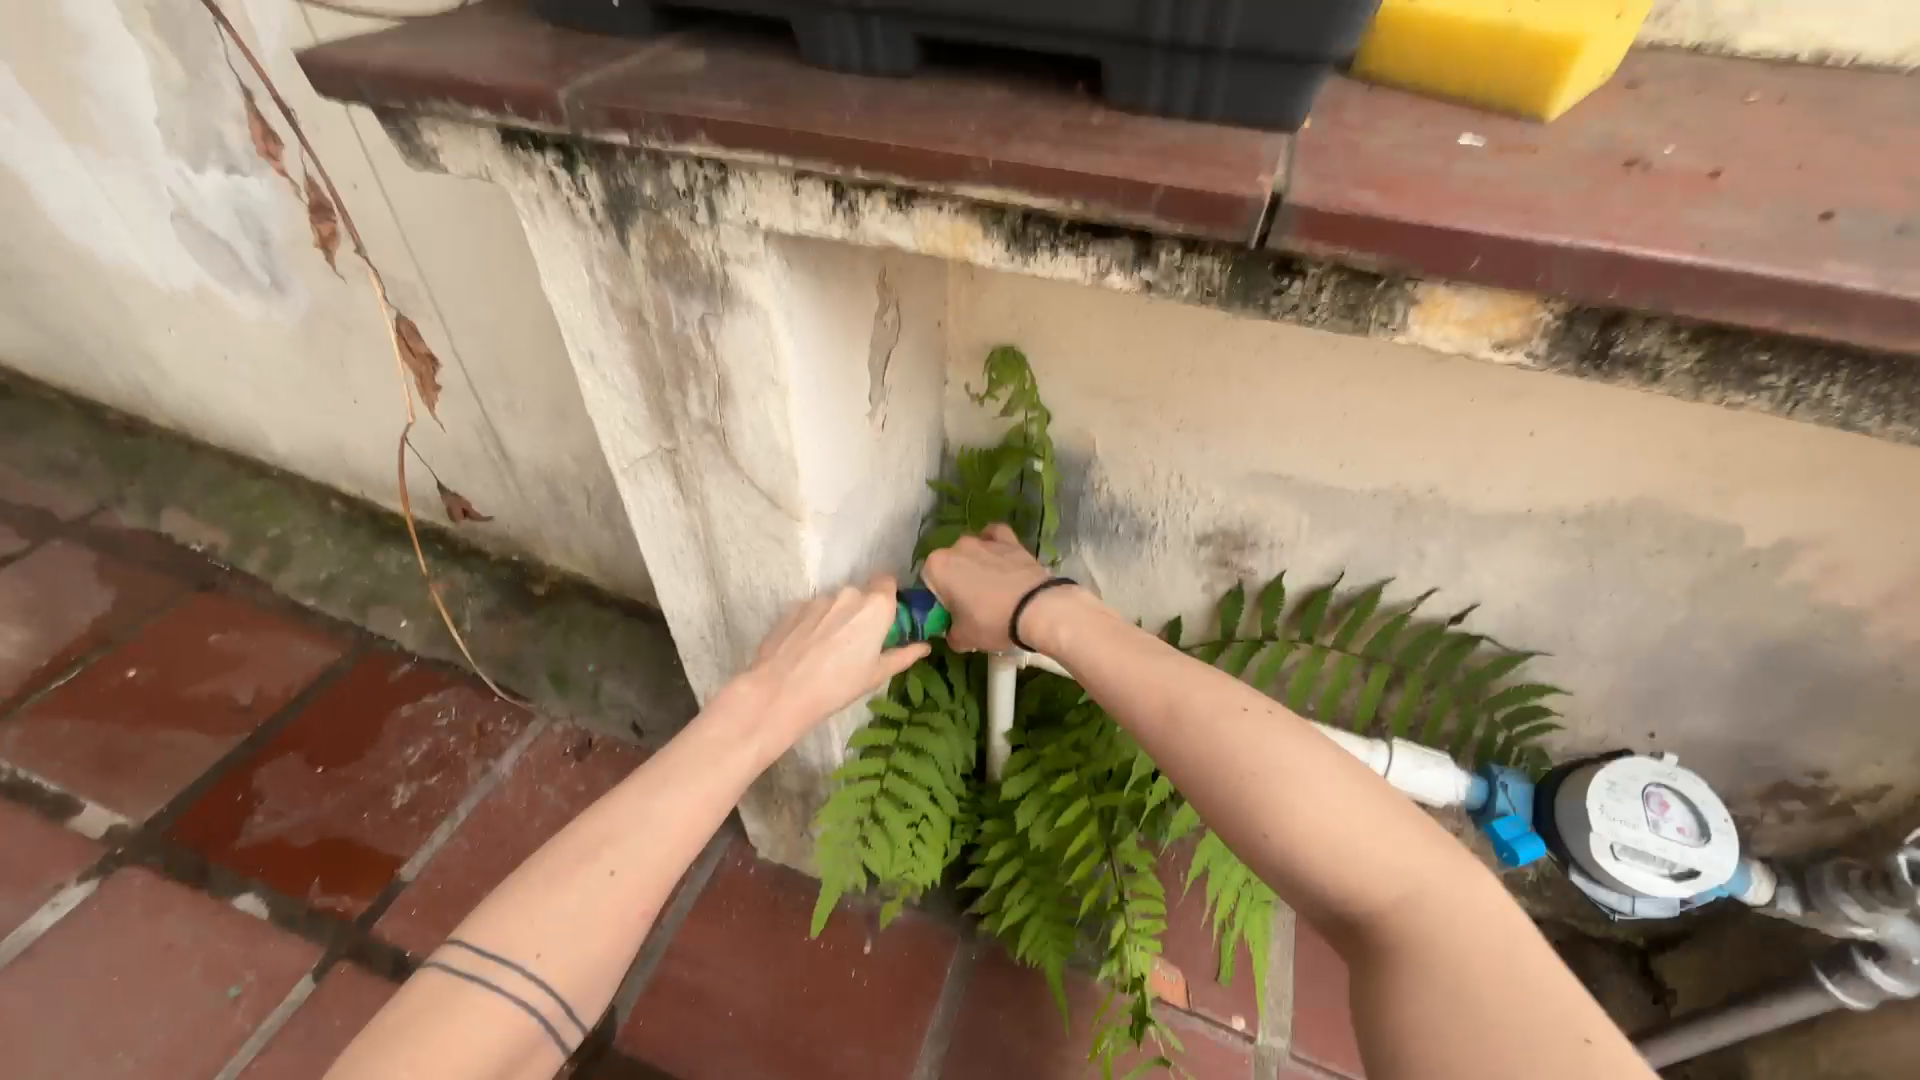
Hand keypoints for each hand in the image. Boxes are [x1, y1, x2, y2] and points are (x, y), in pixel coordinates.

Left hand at [731, 575, 929, 753]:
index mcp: (876, 605)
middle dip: (862, 611)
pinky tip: (808, 648)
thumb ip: (904, 655)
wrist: (782, 690)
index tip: (887, 619)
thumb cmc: (839, 685)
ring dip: (838, 617)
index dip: (889, 597)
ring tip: (829, 648)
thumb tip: (924, 647)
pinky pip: (813, 610)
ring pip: (836, 602)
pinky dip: (815, 623)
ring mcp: (819, 599)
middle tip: (858, 641)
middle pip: (861, 593)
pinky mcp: (794, 607)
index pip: (889, 581)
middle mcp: (849, 593)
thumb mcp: (877, 674)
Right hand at [921, 524, 1061, 652]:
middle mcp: (957, 547)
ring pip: (972, 550)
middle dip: (956, 580)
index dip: (938, 598)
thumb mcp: (964, 638)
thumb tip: (954, 635)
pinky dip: (994, 543)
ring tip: (990, 586)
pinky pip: (995, 536)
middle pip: (950, 563)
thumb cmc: (992, 622)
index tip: (951, 613)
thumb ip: (951, 634)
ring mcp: (985, 541)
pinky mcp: (1010, 540)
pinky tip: (999, 556)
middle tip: (971, 604)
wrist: (1037, 609)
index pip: (928, 581)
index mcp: (937, 567)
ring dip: (975, 564)